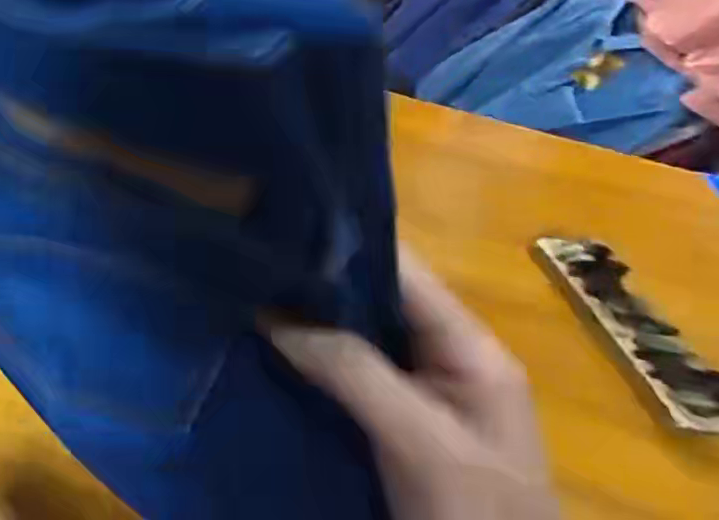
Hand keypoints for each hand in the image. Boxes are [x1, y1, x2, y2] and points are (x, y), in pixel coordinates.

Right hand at [258, 247, 557, 519]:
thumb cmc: (475, 519)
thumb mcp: (423, 443)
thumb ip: (353, 370)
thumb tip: (270, 313)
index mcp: (469, 346)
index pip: (399, 269)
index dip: (339, 244)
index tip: (275, 227)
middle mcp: (441, 353)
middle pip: (368, 293)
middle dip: (311, 276)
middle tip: (247, 260)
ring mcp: (414, 385)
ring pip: (348, 326)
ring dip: (301, 312)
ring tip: (243, 288)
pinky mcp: (387, 413)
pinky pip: (338, 363)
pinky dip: (302, 349)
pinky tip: (261, 338)